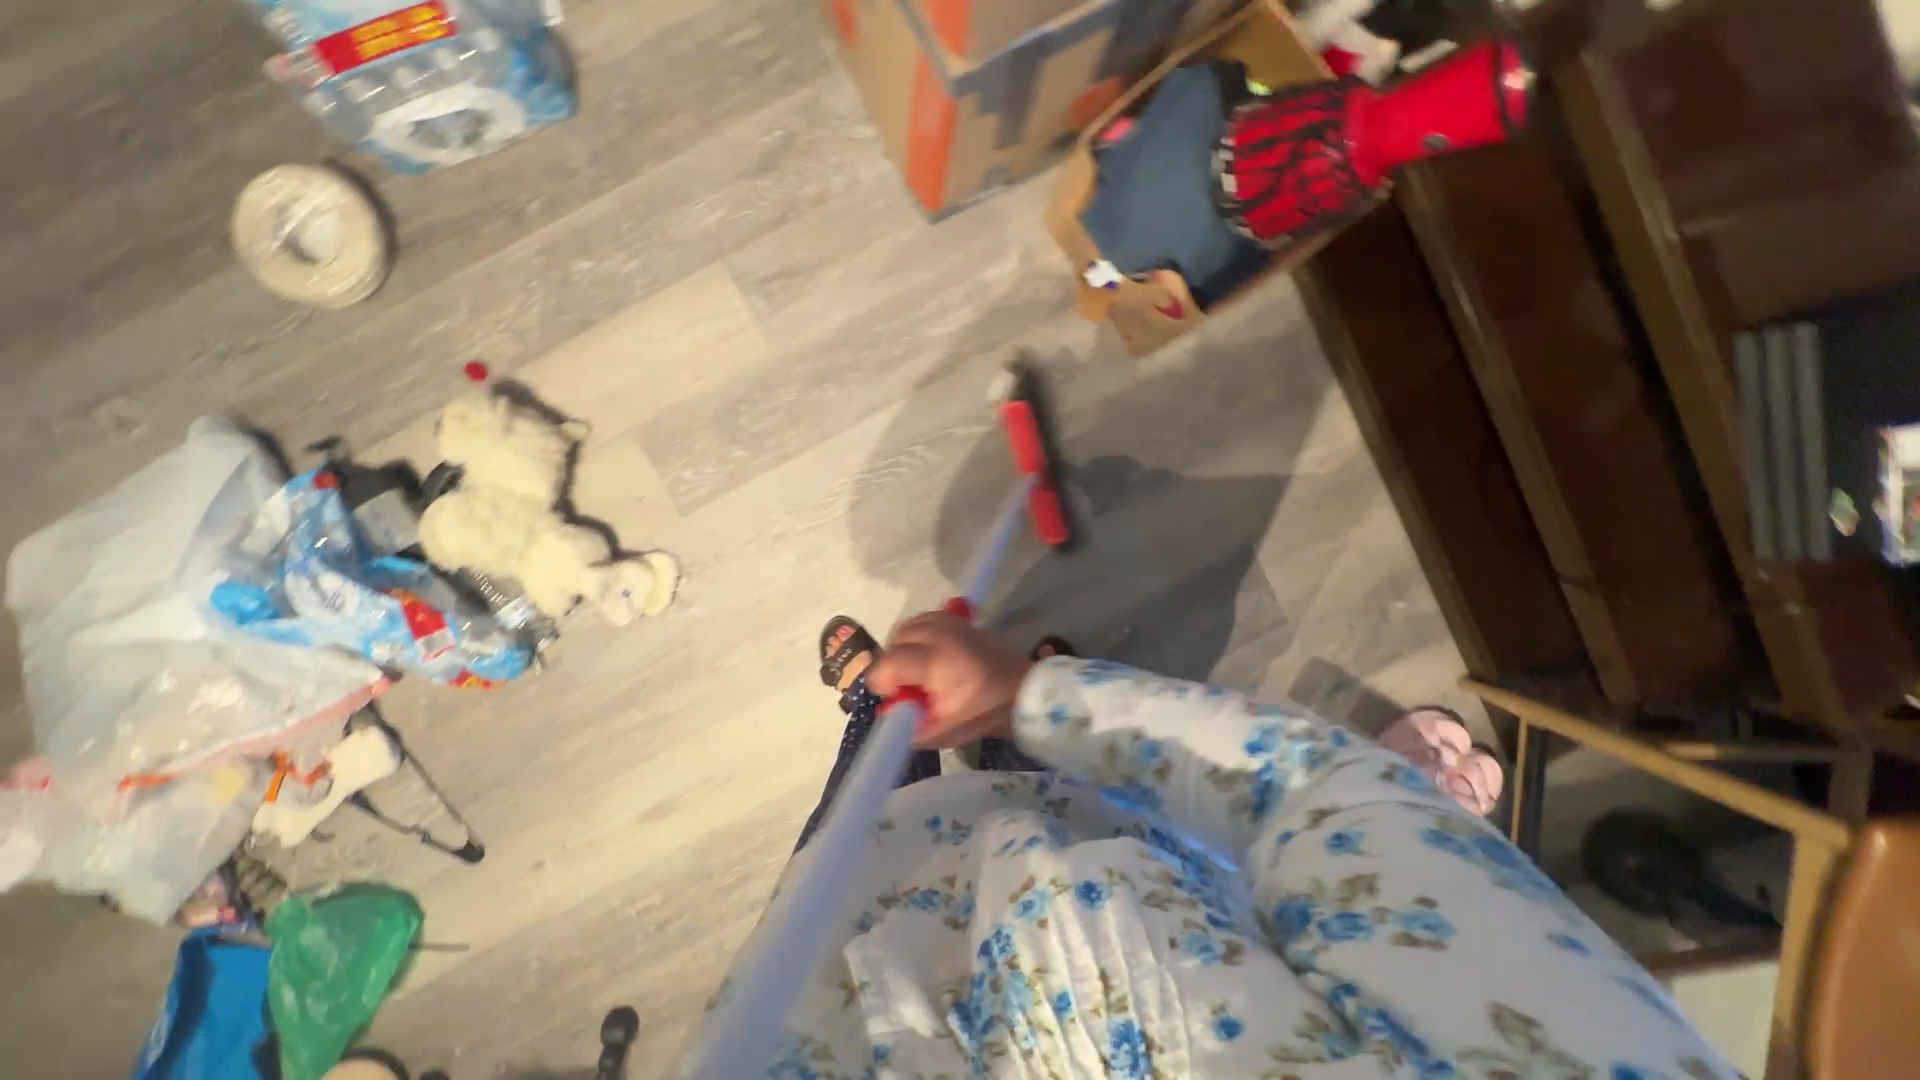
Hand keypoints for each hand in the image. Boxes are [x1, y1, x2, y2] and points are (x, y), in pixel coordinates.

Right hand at [865, 611, 1030, 748]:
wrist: (1020, 691)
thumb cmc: (982, 712)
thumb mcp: (942, 731)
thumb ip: (908, 727)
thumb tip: (887, 715)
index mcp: (935, 661)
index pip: (888, 662)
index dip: (882, 682)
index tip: (895, 698)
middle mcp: (939, 634)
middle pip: (894, 642)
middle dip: (892, 666)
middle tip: (907, 687)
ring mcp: (948, 622)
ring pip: (906, 627)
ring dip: (903, 648)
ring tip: (916, 670)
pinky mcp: (956, 619)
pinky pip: (922, 619)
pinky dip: (917, 634)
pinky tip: (925, 653)